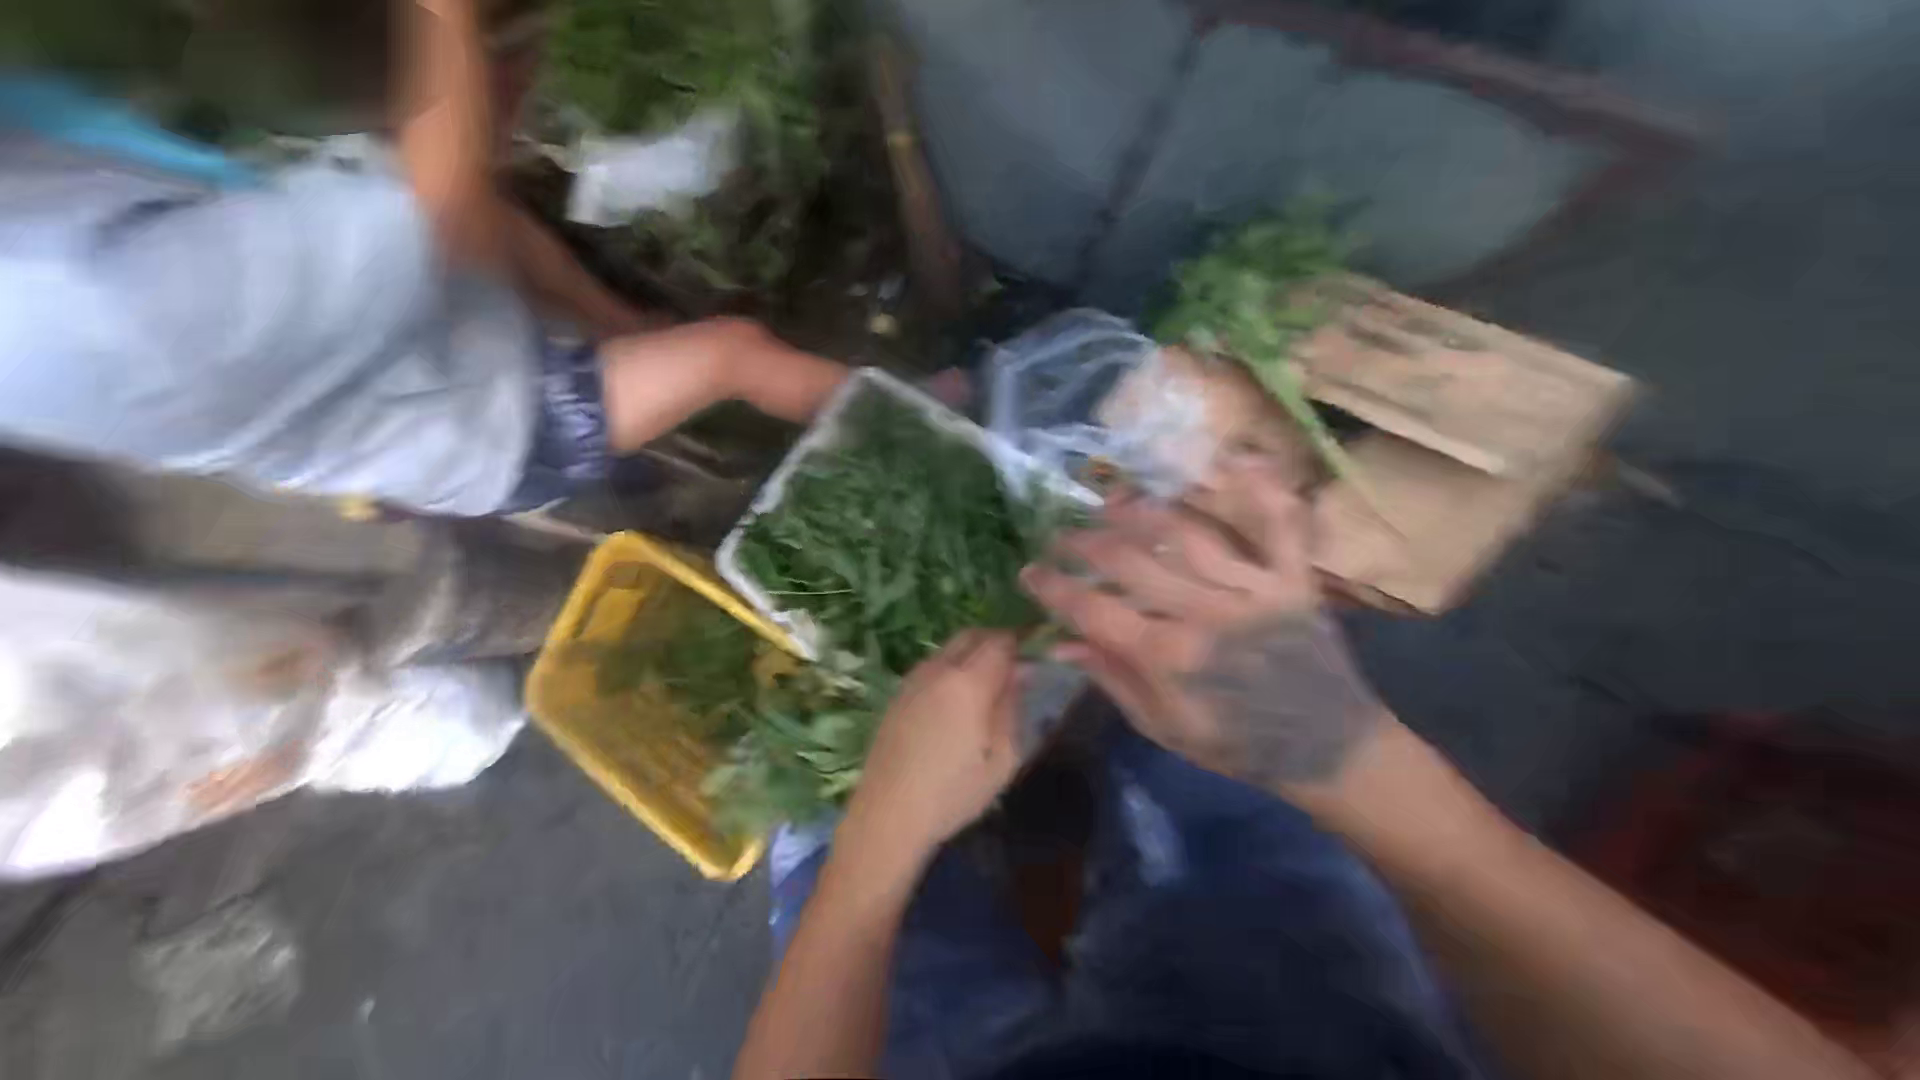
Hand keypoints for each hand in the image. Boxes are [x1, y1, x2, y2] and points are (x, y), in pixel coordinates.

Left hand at [840, 630, 1024, 870]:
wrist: (888, 814)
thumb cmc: (953, 793)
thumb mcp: (1001, 760)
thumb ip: (1012, 708)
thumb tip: (1021, 674)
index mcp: (968, 683)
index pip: (1001, 642)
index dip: (1022, 643)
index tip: (1035, 658)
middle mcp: (938, 670)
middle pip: (972, 635)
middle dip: (997, 642)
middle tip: (1014, 667)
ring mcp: (914, 679)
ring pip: (949, 648)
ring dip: (972, 654)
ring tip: (987, 685)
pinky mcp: (898, 694)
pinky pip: (932, 665)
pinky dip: (951, 668)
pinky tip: (956, 701)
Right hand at [1021, 454, 1386, 797]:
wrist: (1329, 750)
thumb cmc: (1235, 745)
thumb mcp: (1162, 726)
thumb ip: (1111, 678)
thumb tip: (1061, 642)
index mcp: (1167, 654)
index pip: (1092, 609)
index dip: (1053, 587)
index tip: (1028, 571)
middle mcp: (1203, 611)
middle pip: (1128, 561)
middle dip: (1084, 544)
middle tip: (1061, 536)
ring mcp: (1250, 587)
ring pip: (1184, 533)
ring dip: (1140, 511)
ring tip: (1110, 501)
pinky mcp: (1291, 578)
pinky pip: (1278, 525)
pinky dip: (1261, 489)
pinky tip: (1236, 459)